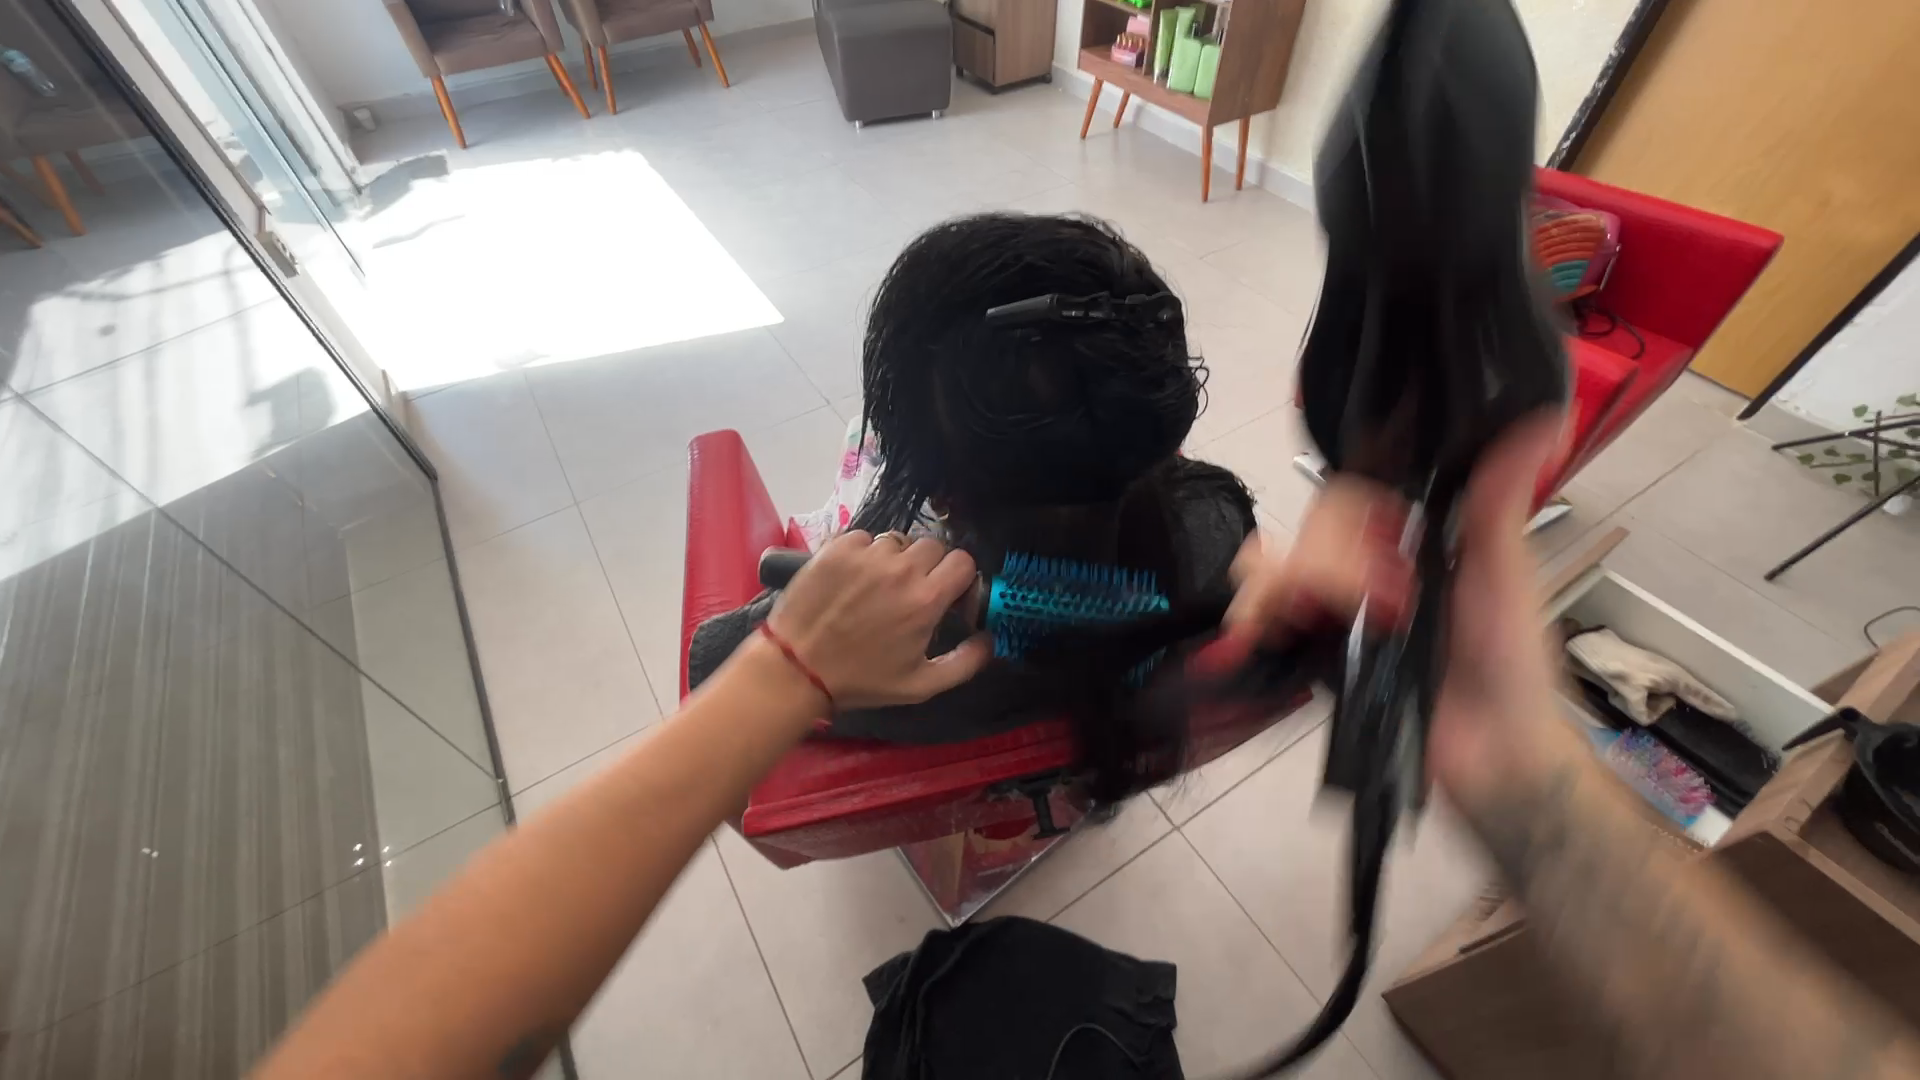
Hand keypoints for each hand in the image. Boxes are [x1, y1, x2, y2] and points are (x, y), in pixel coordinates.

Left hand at [767, 531, 991, 707]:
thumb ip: (965, 663)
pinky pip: (865, 538)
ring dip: (896, 560)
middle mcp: (900, 569)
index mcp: (926, 600)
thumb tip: (990, 639)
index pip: (964, 561)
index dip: (959, 577)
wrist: (796, 668)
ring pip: (898, 541)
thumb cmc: (861, 680)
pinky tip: (854, 579)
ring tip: (879, 586)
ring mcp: (867, 554)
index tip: (948, 594)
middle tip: (912, 592)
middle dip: (930, 567)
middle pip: (934, 546)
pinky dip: (865, 554)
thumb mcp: (921, 685)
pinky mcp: (837, 547)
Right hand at [1215, 415, 1570, 806]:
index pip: (1344, 500)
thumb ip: (1497, 502)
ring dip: (1285, 585)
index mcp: (1401, 542)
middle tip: (1386, 604)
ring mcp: (1328, 610)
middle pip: (1303, 534)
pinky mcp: (1307, 649)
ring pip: (1269, 569)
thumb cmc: (1509, 660)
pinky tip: (1263, 628)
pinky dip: (1255, 616)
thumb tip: (1539, 419)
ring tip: (1321, 614)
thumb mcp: (1506, 574)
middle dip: (1333, 564)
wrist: (1486, 749)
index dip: (1349, 517)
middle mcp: (1358, 569)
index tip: (1380, 542)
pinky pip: (1260, 618)